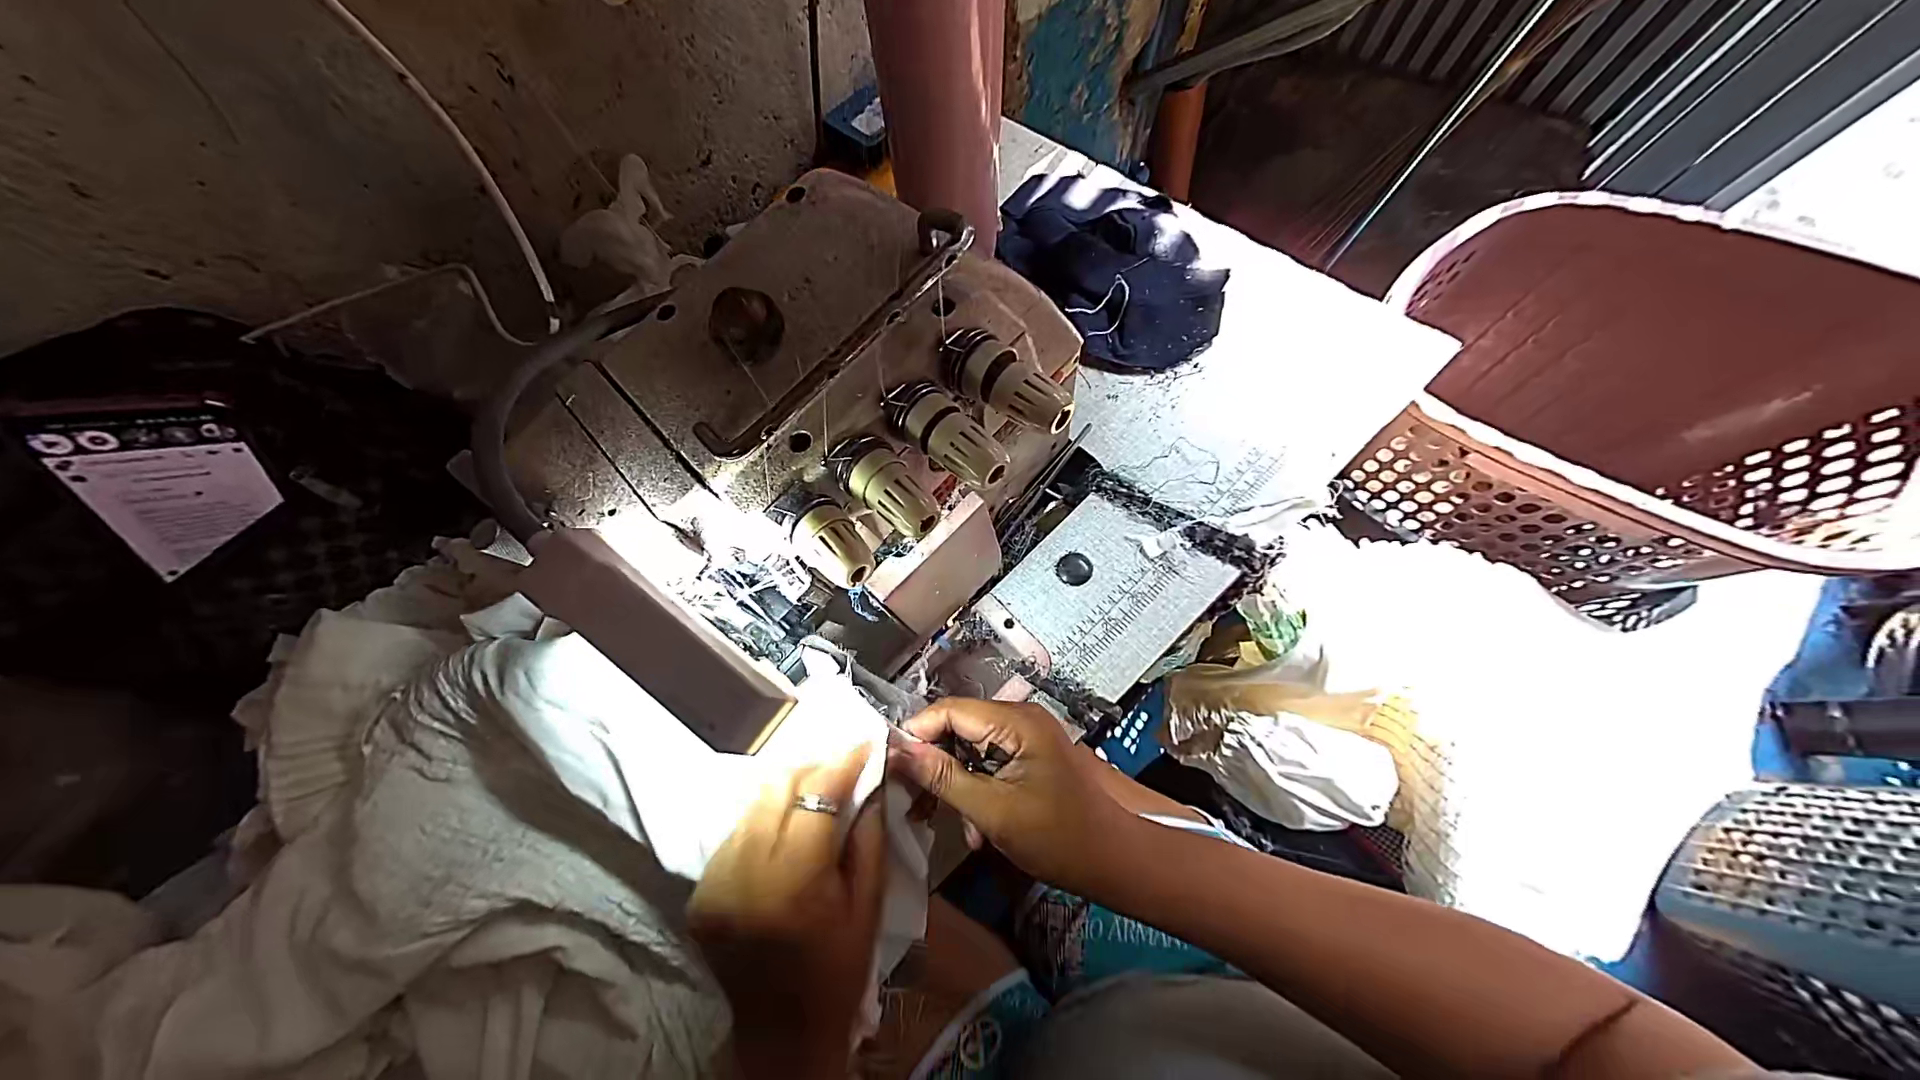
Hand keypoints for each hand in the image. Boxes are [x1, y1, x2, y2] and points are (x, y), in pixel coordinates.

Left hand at [687, 745, 887, 1078]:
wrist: (782, 1033)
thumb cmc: (838, 969)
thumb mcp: (869, 903)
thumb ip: (869, 835)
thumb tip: (871, 781)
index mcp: (795, 877)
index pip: (817, 793)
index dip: (844, 762)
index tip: (865, 743)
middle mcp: (746, 871)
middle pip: (777, 787)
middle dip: (813, 767)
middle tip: (842, 766)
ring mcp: (716, 881)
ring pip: (752, 804)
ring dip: (786, 790)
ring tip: (816, 791)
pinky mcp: (700, 893)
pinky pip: (736, 833)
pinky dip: (763, 819)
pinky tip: (786, 825)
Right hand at [887, 698, 1132, 894]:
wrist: (1115, 860)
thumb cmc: (1057, 836)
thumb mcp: (992, 810)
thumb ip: (943, 777)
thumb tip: (897, 751)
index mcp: (1016, 721)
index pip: (949, 710)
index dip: (917, 734)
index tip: (891, 767)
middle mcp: (1020, 718)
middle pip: (959, 728)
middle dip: (936, 765)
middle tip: (915, 802)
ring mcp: (1027, 737)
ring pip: (971, 749)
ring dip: (957, 785)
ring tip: (952, 823)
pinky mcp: (1030, 756)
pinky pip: (990, 763)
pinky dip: (977, 790)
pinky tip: (978, 828)